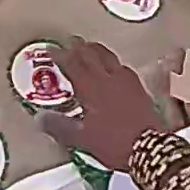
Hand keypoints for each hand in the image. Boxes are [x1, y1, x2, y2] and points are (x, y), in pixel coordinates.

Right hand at [40, 40, 162, 169]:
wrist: (149, 149)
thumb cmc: (114, 143)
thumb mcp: (82, 138)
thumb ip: (60, 126)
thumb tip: (40, 118)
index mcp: (91, 88)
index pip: (72, 65)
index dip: (60, 55)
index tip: (52, 48)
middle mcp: (108, 79)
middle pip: (91, 55)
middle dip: (79, 47)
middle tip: (71, 41)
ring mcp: (126, 81)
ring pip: (108, 57)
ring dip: (97, 50)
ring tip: (91, 46)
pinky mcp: (138, 87)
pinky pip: (123, 67)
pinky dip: (114, 62)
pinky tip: (115, 67)